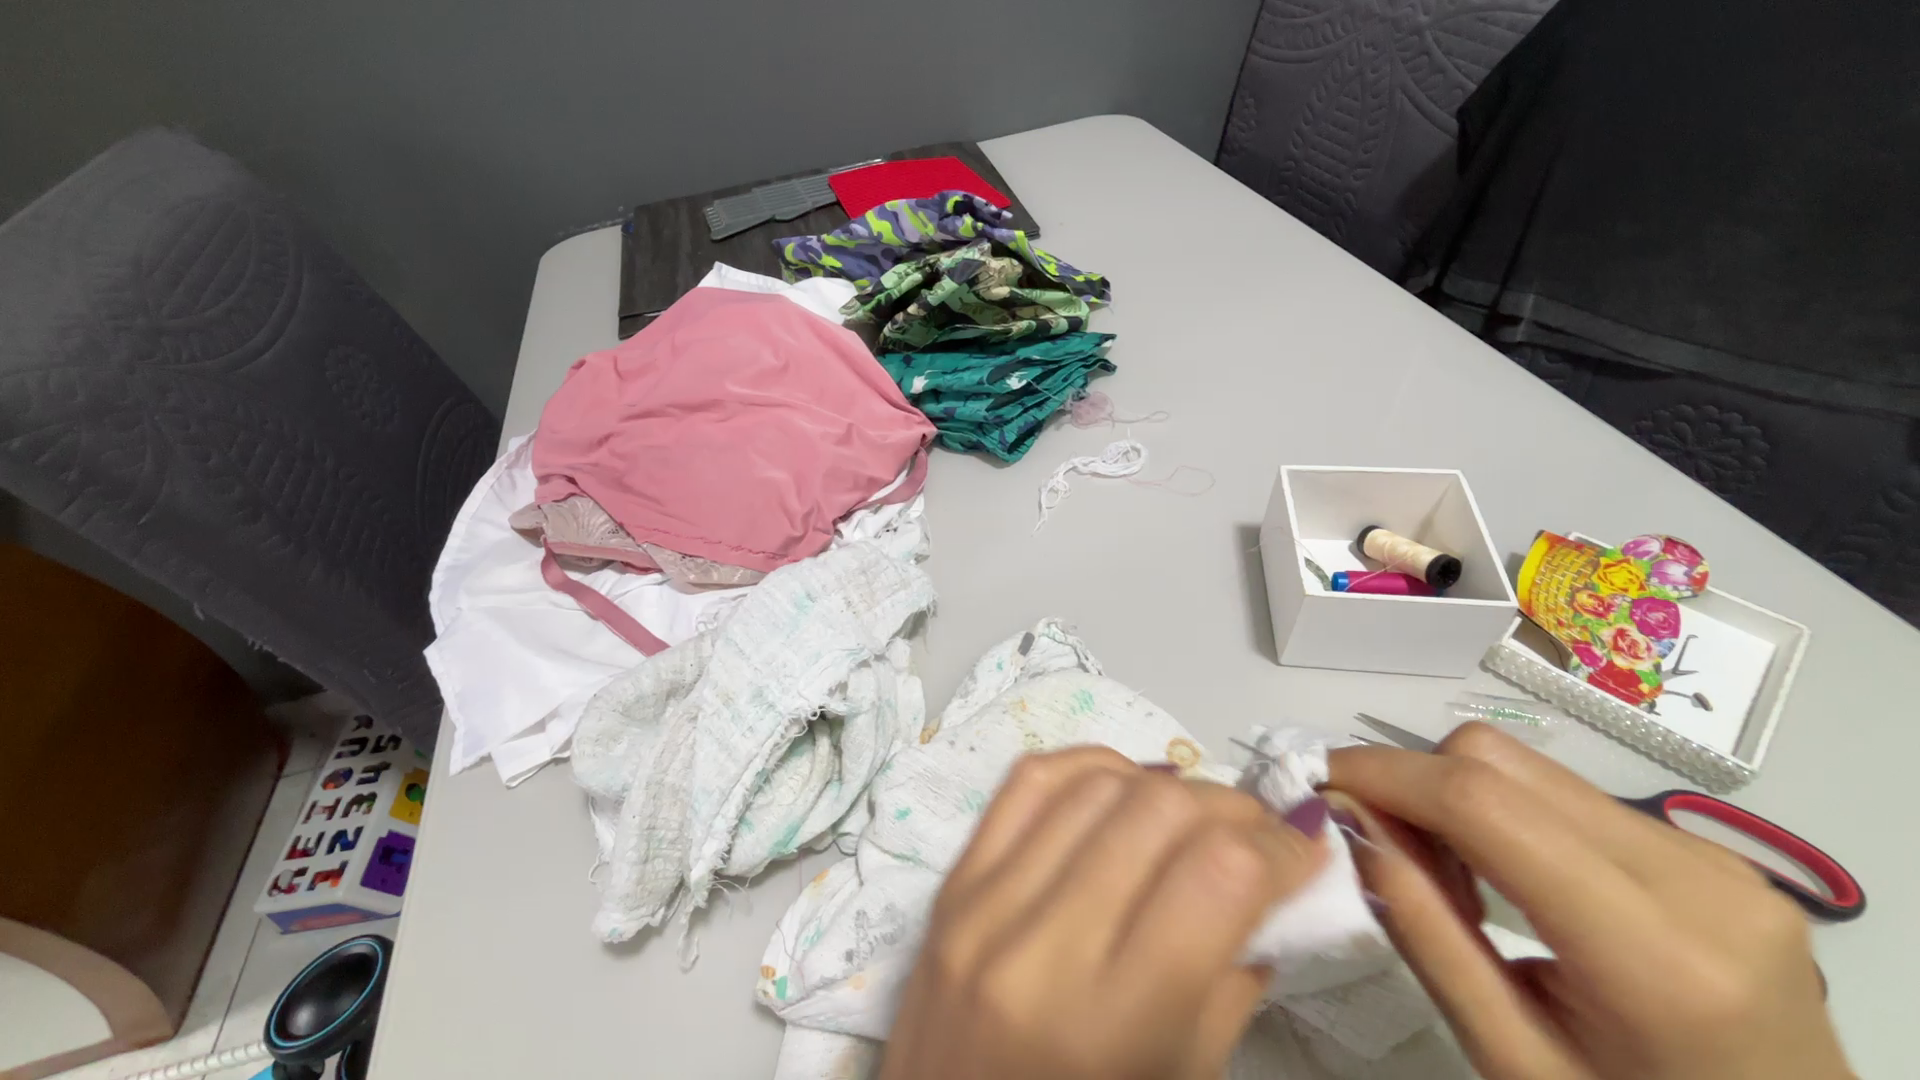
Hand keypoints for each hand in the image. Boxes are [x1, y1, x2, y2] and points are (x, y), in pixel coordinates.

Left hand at [879, 747, 1326, 1079]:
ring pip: (1098, 784)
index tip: (1303, 853)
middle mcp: (1042, 946)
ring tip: (1195, 816)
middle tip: (1257, 833)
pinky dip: (1092, 766)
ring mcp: (985, 903)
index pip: (1217, 876)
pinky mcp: (953, 880)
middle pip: (1159, 811)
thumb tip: (1276, 881)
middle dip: (1230, 808)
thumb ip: (1232, 980)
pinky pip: (1029, 781)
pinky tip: (1125, 786)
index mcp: (1112, 1021)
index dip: (1279, 849)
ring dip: (1167, 784)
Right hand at [1328, 723, 1851, 1079]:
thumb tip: (1346, 818)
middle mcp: (1697, 878)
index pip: (1485, 804)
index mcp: (1655, 954)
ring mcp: (1714, 857)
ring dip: (1455, 797)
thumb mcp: (1508, 1057)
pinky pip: (1566, 792)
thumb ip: (1422, 928)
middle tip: (1379, 847)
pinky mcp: (1710, 851)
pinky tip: (1505, 879)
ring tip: (1448, 876)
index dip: (1383, 775)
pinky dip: (1504, 814)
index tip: (1316, 786)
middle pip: (1501, 761)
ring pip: (1529, 767)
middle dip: (1412, 781)